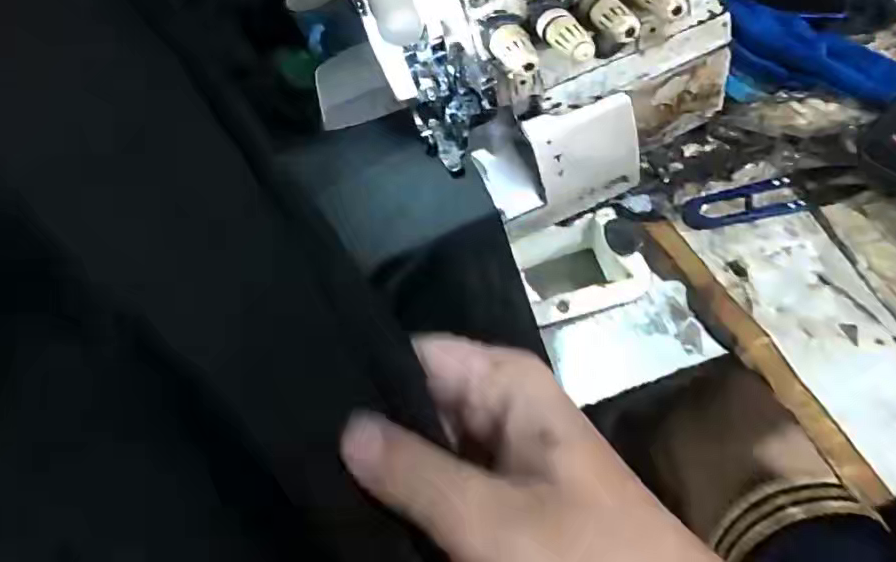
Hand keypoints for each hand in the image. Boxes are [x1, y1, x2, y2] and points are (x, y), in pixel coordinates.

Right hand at [341, 336, 718, 561]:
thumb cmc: (589, 559)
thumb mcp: (496, 522)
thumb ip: (415, 474)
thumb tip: (341, 426)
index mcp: (503, 379)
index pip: (415, 354)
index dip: (366, 375)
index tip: (310, 401)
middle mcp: (498, 400)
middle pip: (417, 399)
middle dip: (372, 428)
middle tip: (306, 451)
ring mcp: (499, 449)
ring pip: (426, 444)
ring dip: (388, 466)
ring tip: (322, 477)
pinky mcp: (502, 494)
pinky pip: (444, 481)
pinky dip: (413, 495)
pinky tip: (364, 507)